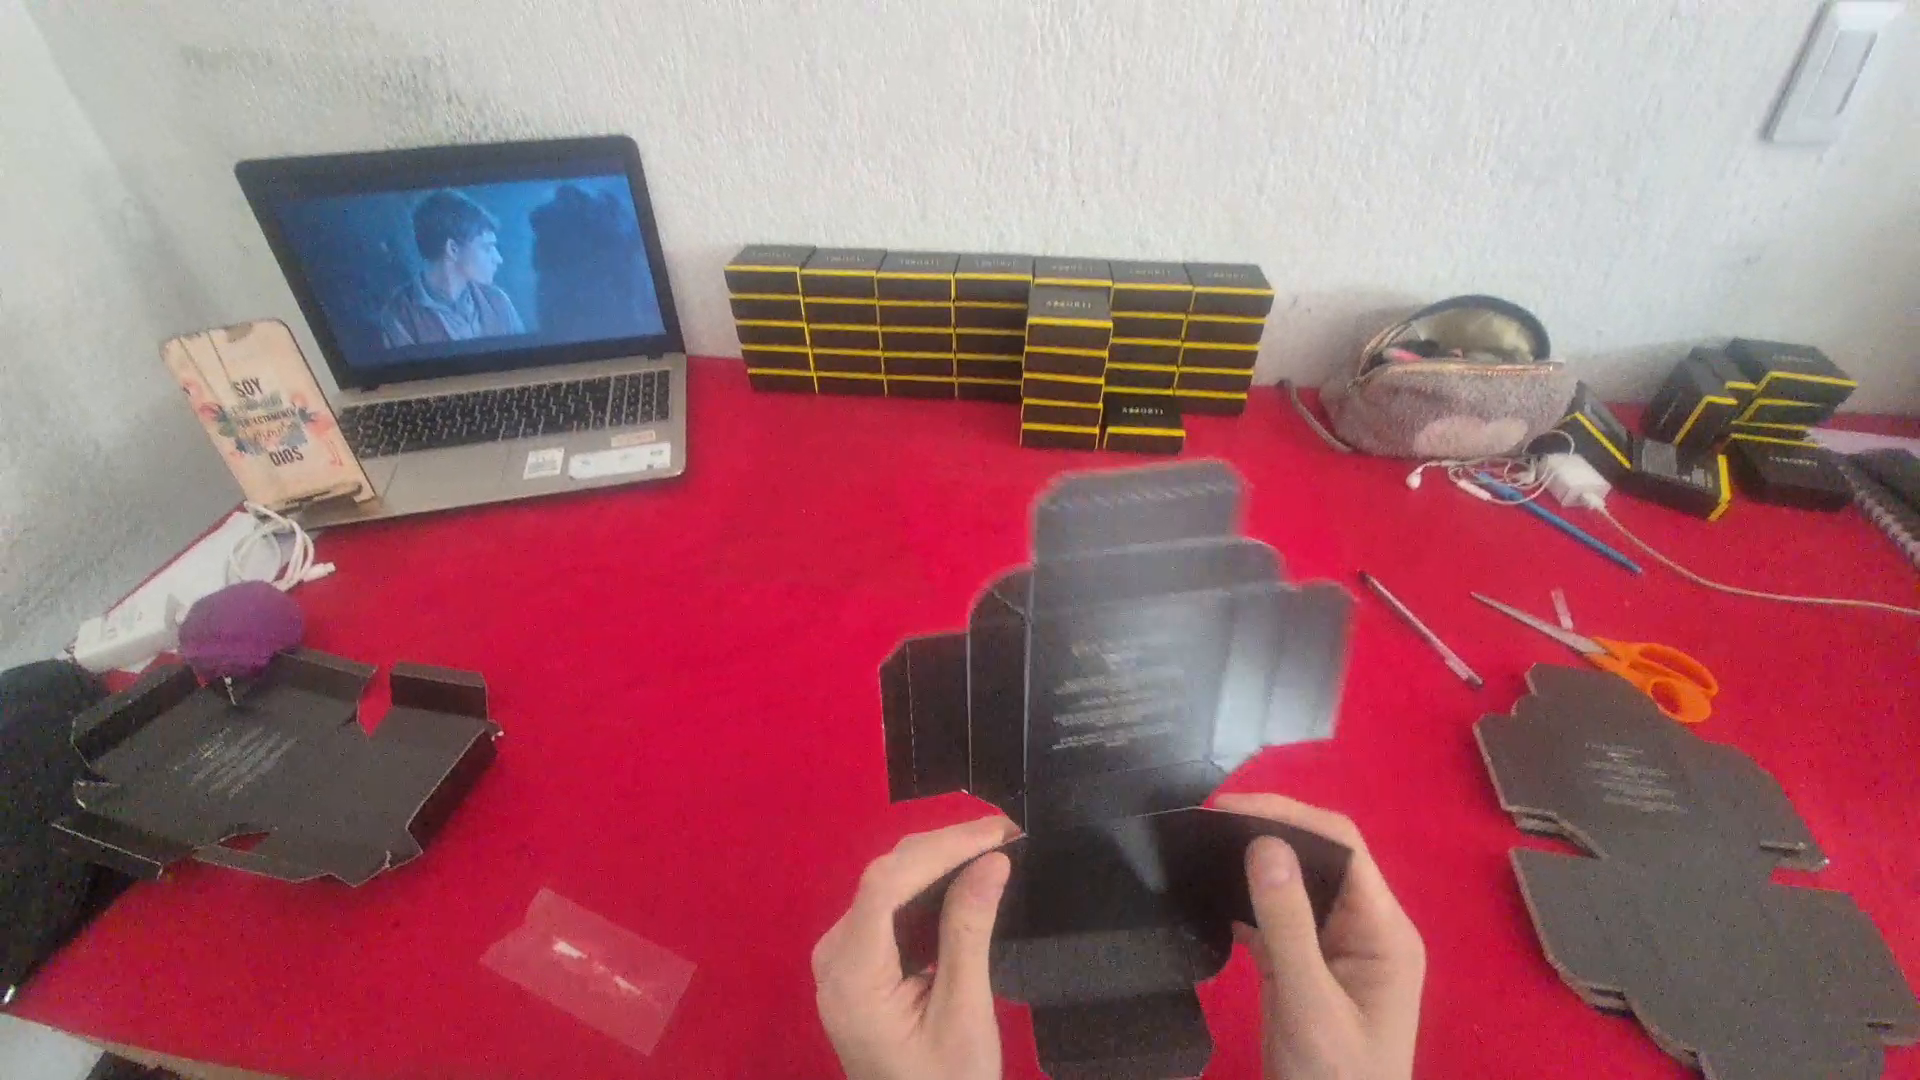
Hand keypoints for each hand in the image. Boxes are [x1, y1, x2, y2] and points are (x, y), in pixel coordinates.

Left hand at [813, 816, 1018, 1079]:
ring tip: (992, 842)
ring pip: (887, 882)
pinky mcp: (858, 957)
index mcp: (852, 977)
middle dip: (945, 845)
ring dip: (940, 857)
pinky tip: (963, 870)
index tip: (995, 832)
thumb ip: (969, 932)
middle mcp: (834, 956)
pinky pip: (889, 902)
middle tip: (1004, 832)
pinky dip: (928, 881)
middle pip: (884, 876)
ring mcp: (841, 955)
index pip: (886, 884)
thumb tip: (993, 859)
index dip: (941, 846)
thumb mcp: (964, 1015)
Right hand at [1214, 794, 1425, 1079]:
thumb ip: (1289, 926)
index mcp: (1383, 931)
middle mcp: (1364, 926)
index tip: (1228, 809)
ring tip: (1205, 845)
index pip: (1342, 846)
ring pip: (1295, 879)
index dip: (1289, 815)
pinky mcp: (1305, 961)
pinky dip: (1244, 896)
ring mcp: (1335, 944)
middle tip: (1208, 824)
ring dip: (1254, 859)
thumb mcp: (1310, 1005)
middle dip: (1268, 828)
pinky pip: (1276, 911)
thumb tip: (1265, 843)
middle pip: (1320, 853)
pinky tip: (1210, 892)